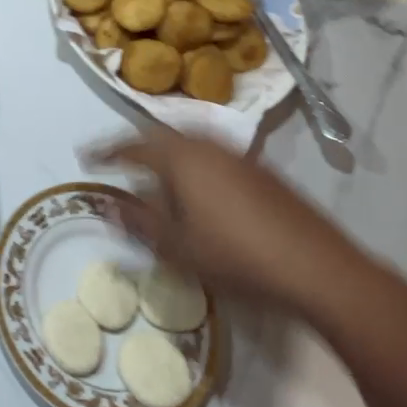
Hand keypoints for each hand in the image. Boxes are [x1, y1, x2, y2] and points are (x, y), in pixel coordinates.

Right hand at [88, 126, 368, 313]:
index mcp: (181, 158)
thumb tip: (104, 204)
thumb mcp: (177, 247)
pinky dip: (196, 163)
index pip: (133, 145)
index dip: (106, 151)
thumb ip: (138, 222)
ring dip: (169, 153)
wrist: (320, 270)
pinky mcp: (265, 173)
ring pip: (193, 142)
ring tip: (157, 174)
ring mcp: (240, 157)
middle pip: (164, 136)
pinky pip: (216, 155)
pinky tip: (200, 190)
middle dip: (138, 146)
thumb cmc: (238, 257)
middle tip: (120, 160)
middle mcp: (208, 146)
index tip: (85, 157)